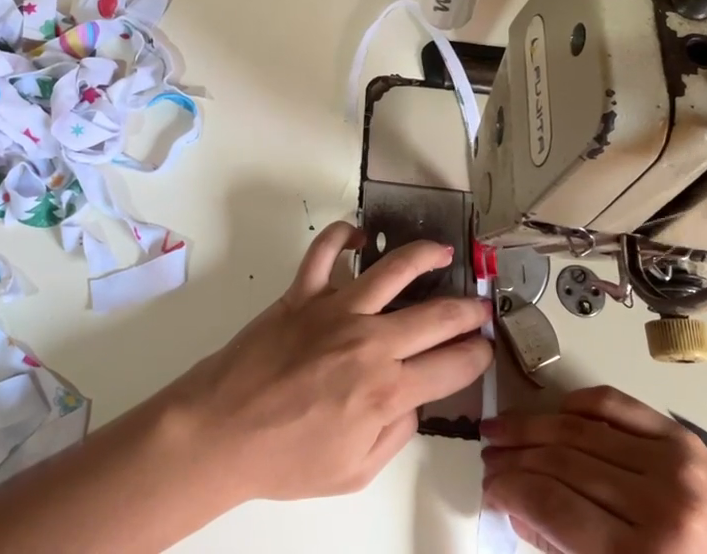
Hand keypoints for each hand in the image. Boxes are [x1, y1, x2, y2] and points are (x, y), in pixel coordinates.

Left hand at [157, 221, 491, 502]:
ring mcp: (334, 311)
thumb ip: (395, 433)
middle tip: (479, 306)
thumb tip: (413, 398)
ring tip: (442, 251)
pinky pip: (323, 252)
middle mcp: (369, 342)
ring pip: (392, 269)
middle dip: (467, 309)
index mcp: (386, 390)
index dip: (478, 356)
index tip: (485, 348)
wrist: (220, 431)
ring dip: (424, 255)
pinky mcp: (301, 294)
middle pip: (436, 315)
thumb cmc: (285, 459)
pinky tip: (356, 235)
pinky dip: (341, 235)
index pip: (453, 365)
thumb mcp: (355, 471)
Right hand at [481, 386, 706, 552]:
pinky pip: (617, 406)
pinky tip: (553, 414)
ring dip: (532, 427)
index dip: (509, 491)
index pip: (550, 504)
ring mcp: (673, 463)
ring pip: (579, 429)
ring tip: (502, 431)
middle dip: (514, 460)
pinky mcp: (684, 439)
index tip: (489, 489)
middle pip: (560, 463)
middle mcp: (657, 503)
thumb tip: (520, 510)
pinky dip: (579, 405)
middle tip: (489, 460)